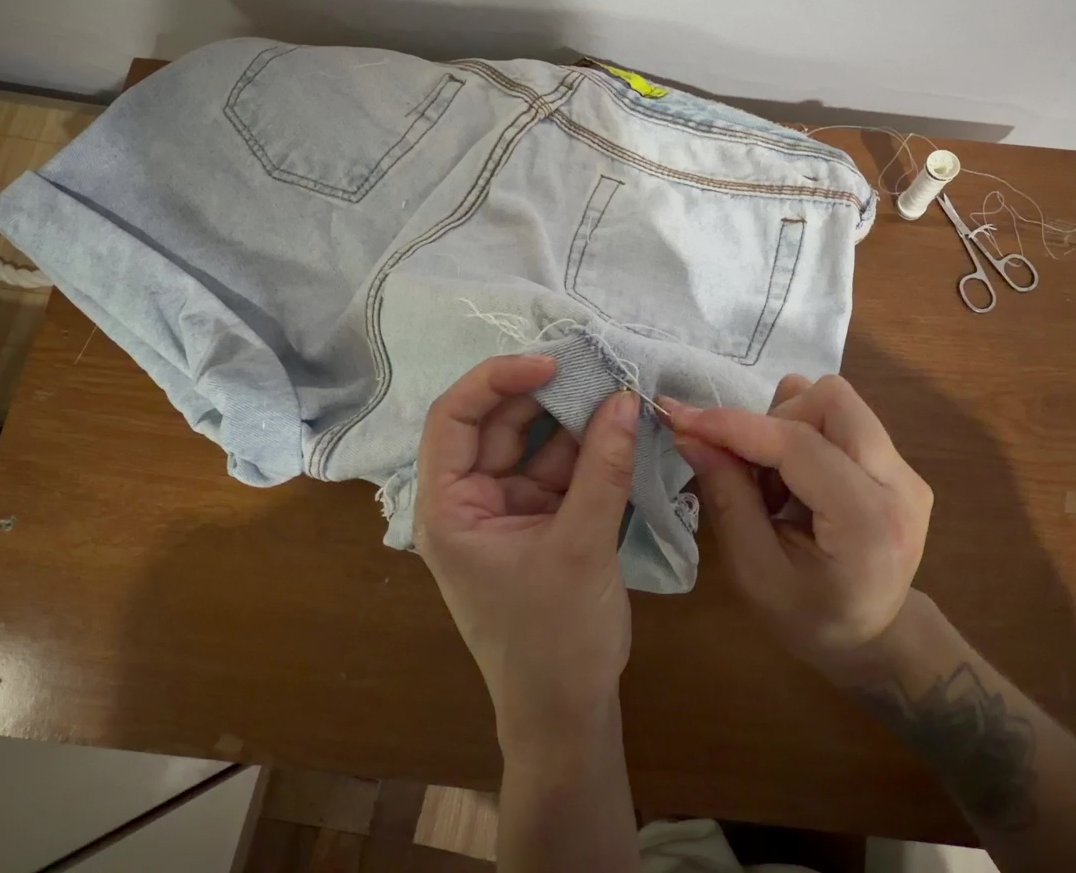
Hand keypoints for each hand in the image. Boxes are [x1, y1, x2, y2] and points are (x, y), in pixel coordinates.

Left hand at [413, 354, 639, 750]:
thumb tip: (627, 399)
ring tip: (618, 390)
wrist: (569, 712)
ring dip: (574, 421)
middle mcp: (470, 501)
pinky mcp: (540, 524)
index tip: (549, 363)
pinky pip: (560, 473)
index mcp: (449, 508)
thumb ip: (604, 469)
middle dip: (545, 396)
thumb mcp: (582, 547)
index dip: (495, 381)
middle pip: (498, 427)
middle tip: (598, 368)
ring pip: (535, 446)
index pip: (452, 419)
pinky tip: (620, 428)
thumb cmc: (555, 638)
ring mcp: (507, 511)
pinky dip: (589, 453)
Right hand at [661, 375, 932, 683]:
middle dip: (772, 420)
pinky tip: (795, 480)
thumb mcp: (754, 572)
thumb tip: (690, 434)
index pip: (800, 445)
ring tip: (774, 482)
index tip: (681, 417)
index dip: (735, 425)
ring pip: (836, 401)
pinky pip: (843, 418)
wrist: (873, 637)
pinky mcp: (899, 463)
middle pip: (830, 400)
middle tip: (746, 468)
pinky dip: (805, 433)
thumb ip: (727, 498)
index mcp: (869, 523)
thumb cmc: (807, 617)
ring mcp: (907, 470)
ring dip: (789, 426)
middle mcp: (901, 484)